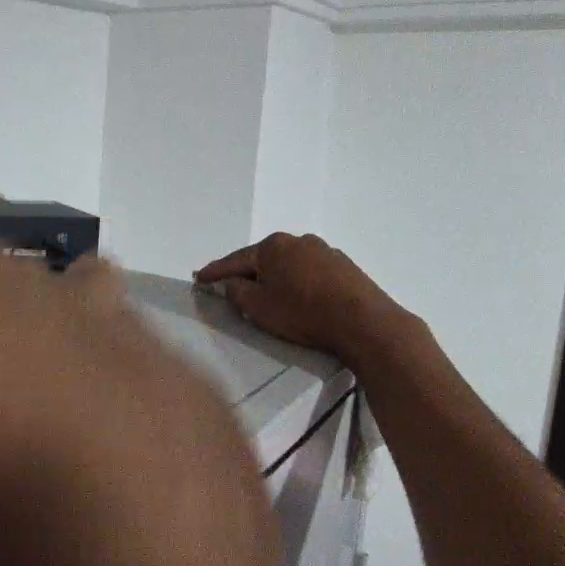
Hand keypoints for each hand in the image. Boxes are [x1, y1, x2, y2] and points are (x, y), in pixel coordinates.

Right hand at [194, 233, 414, 361]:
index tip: (198, 278)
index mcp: (272, 246)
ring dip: (276, 278)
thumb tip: (232, 282)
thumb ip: (235, 291)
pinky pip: (311, 273)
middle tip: (232, 288)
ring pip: (289, 265)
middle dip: (247, 273)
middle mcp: (298, 241)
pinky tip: (299, 298)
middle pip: (263, 259)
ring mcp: (326, 252)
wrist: (366, 325)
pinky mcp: (346, 267)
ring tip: (269, 296)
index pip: (234, 260)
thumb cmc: (303, 313)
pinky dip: (299, 283)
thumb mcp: (257, 306)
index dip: (214, 272)